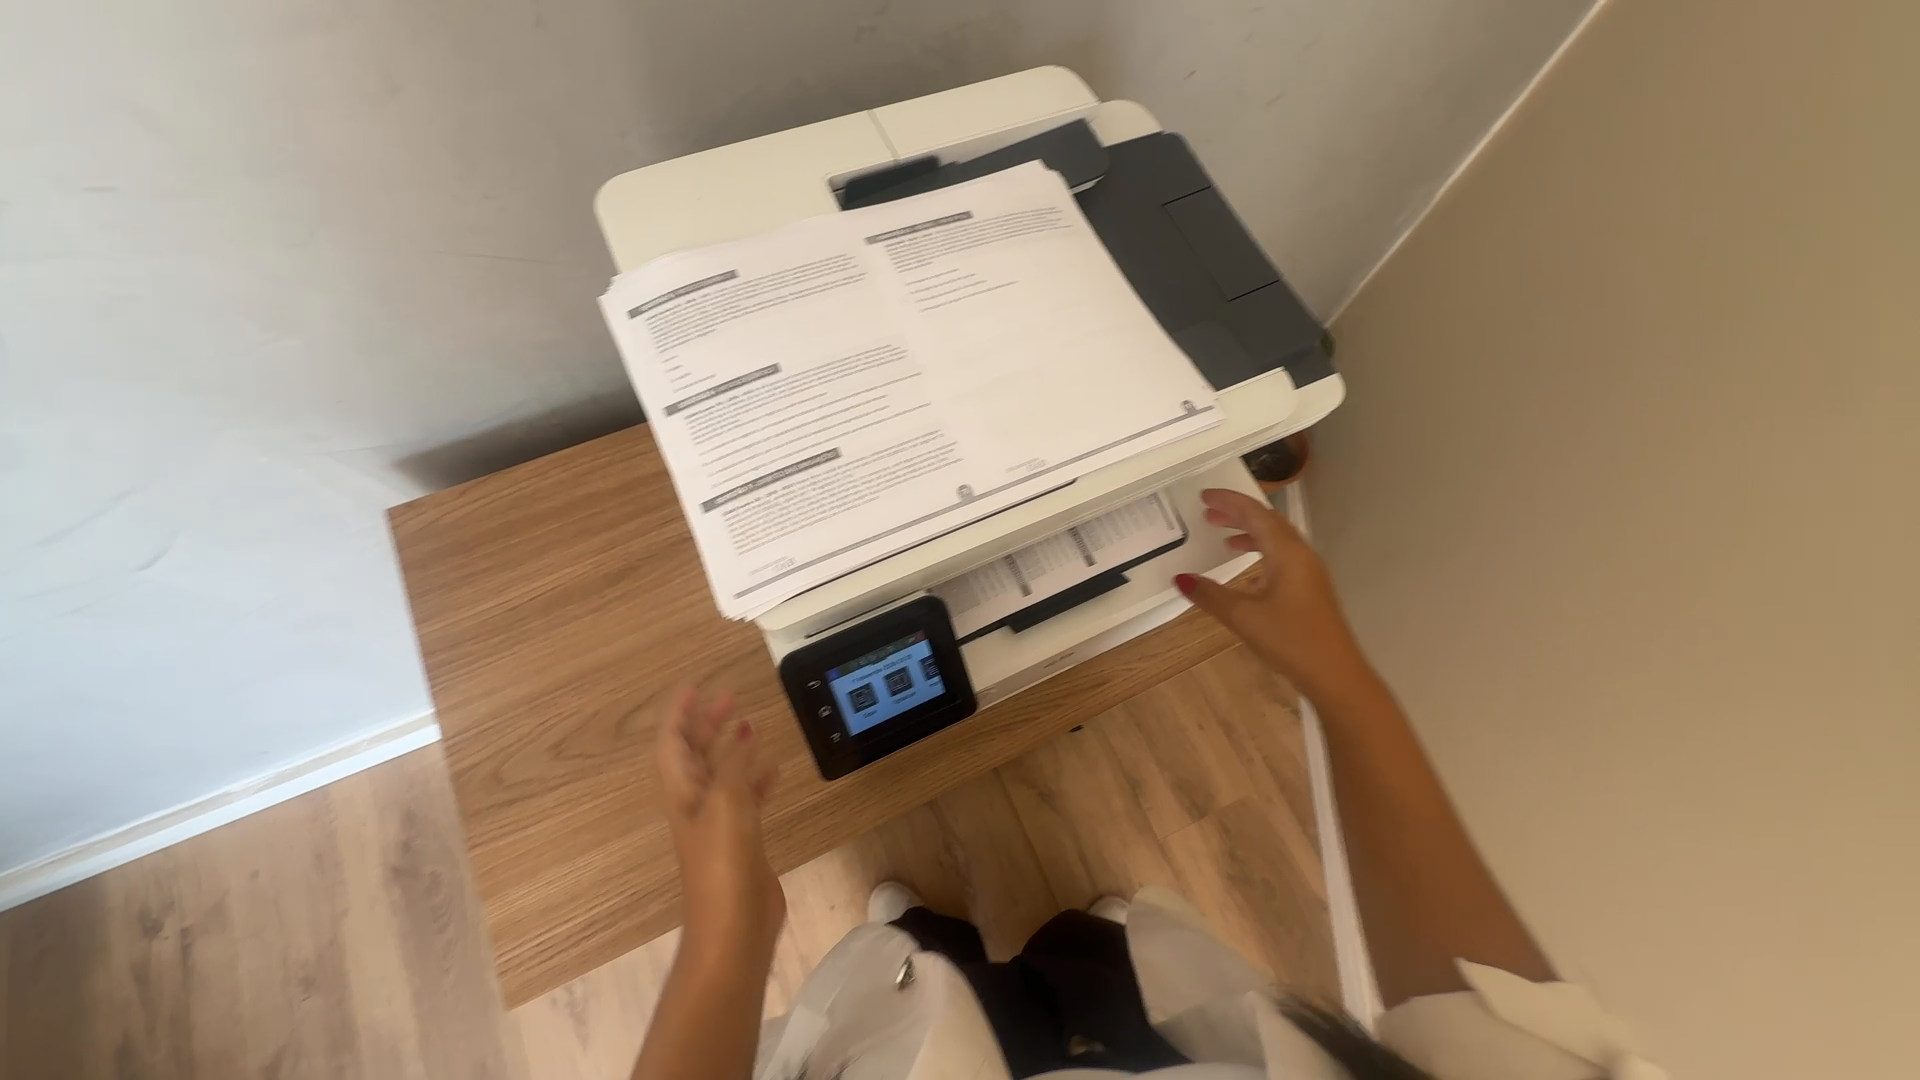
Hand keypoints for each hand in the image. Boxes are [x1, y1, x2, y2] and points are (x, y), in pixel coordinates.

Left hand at [655, 687, 784, 960]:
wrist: (734, 925)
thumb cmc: (723, 861)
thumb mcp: (727, 802)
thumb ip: (733, 763)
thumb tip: (740, 729)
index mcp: (683, 792)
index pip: (673, 742)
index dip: (680, 713)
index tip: (695, 685)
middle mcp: (696, 803)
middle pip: (697, 754)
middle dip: (709, 724)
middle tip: (730, 697)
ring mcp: (719, 823)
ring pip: (723, 773)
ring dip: (733, 747)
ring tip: (752, 723)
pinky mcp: (742, 839)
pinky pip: (747, 797)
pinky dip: (757, 778)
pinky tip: (773, 768)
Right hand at [1175, 488, 1370, 701]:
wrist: (1336, 674)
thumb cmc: (1291, 640)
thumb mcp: (1242, 617)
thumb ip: (1210, 595)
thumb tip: (1180, 578)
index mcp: (1287, 554)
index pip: (1255, 515)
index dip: (1229, 502)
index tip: (1204, 496)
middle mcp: (1301, 556)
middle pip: (1268, 523)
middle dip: (1238, 514)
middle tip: (1209, 512)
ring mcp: (1310, 573)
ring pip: (1277, 540)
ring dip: (1249, 533)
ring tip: (1223, 537)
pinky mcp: (1311, 590)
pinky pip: (1282, 557)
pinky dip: (1260, 553)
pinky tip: (1247, 571)